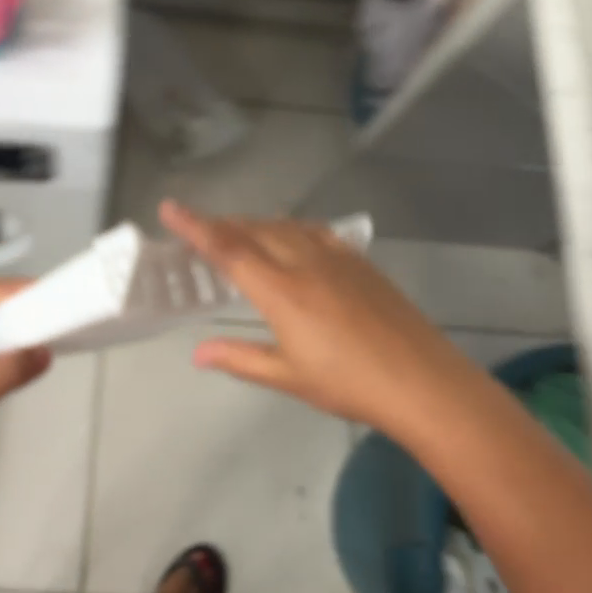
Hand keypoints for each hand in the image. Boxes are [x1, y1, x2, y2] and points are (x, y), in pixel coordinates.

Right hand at [161, 200, 467, 433]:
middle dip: (221, 224)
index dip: (195, 227)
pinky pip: (315, 231)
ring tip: (237, 232)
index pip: (228, 249)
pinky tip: (291, 238)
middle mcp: (305, 263)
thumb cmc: (349, 384)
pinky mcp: (360, 262)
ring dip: (254, 224)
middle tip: (197, 228)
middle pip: (254, 230)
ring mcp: (336, 258)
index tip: (169, 207)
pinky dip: (290, 228)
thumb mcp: (288, 377)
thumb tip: (197, 353)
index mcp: (281, 291)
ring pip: (285, 226)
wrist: (421, 381)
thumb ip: (240, 358)